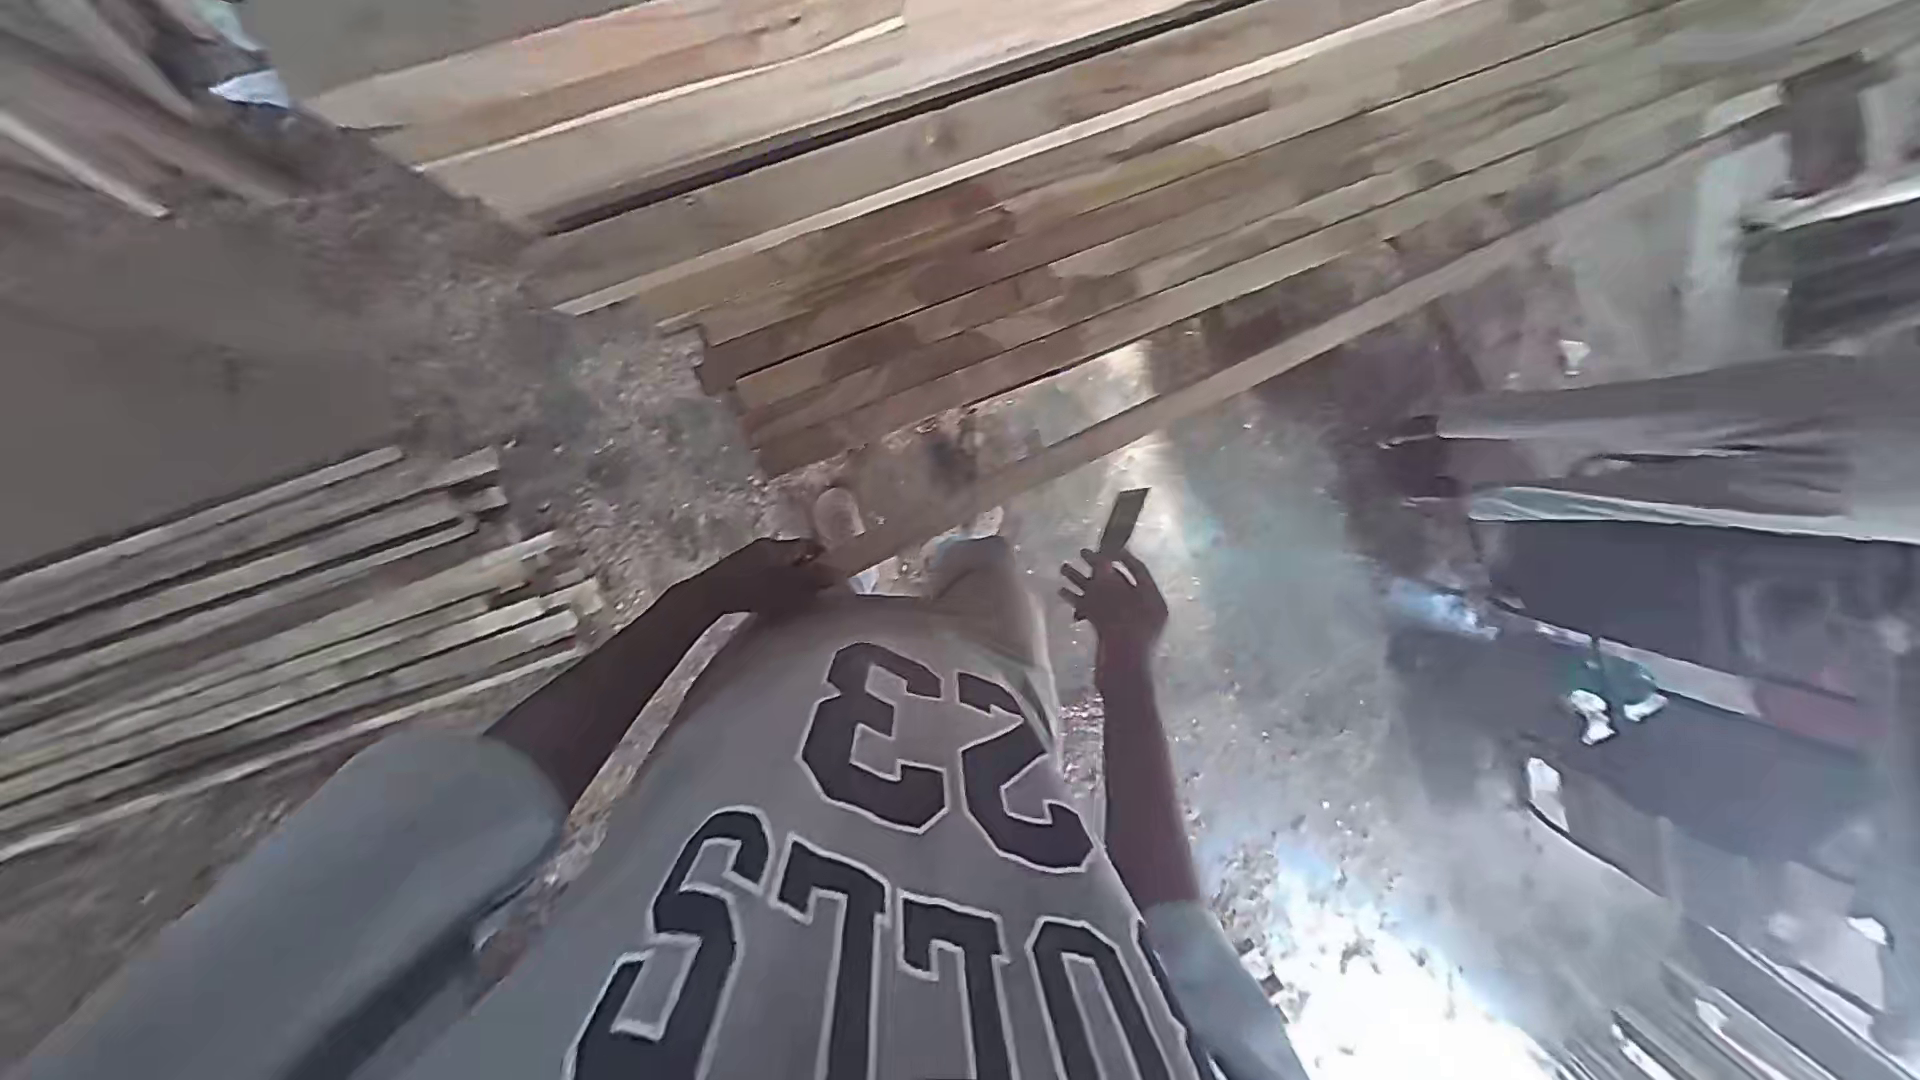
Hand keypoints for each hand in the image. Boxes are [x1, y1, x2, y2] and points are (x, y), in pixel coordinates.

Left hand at [687, 537, 837, 615]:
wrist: (709, 596)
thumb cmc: (753, 589)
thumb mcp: (789, 586)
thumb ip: (814, 579)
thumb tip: (839, 572)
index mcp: (780, 546)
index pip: (810, 545)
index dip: (824, 557)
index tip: (834, 572)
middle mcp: (764, 546)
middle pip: (793, 554)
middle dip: (806, 568)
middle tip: (817, 587)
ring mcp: (747, 557)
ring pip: (777, 564)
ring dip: (787, 576)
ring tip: (796, 596)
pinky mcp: (734, 571)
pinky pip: (762, 573)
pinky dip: (772, 583)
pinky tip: (771, 599)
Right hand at [1059, 548, 1167, 659]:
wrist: (1122, 674)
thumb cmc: (1127, 636)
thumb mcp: (1120, 602)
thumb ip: (1110, 580)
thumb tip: (1101, 559)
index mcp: (1150, 598)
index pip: (1138, 569)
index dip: (1121, 555)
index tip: (1103, 545)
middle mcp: (1139, 606)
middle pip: (1116, 579)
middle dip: (1097, 566)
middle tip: (1080, 552)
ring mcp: (1122, 620)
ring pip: (1101, 594)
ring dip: (1082, 581)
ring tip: (1063, 568)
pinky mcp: (1107, 631)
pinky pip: (1092, 609)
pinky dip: (1077, 599)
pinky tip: (1062, 591)